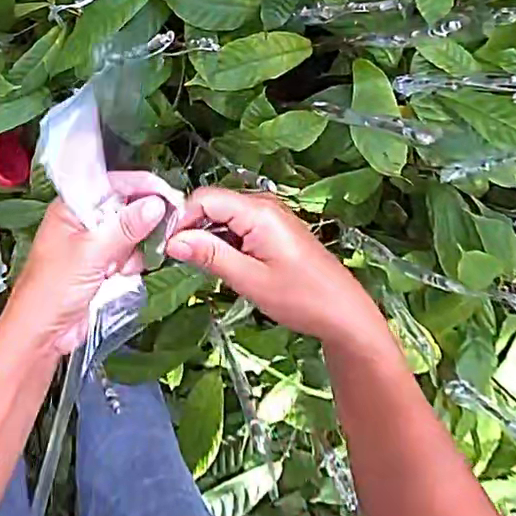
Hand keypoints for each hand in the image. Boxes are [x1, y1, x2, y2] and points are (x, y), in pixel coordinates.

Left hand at [0, 171, 182, 356]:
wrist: (42, 334)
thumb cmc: (52, 289)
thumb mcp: (91, 253)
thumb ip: (125, 227)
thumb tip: (155, 204)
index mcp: (71, 207)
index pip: (112, 184)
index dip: (141, 186)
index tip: (169, 195)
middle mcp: (83, 220)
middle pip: (125, 207)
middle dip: (141, 222)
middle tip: (160, 232)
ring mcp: (93, 243)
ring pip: (130, 233)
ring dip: (135, 248)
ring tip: (123, 265)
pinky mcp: (101, 265)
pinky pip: (128, 255)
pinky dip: (131, 264)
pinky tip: (122, 275)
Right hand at [163, 187, 391, 356]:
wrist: (347, 316)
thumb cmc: (301, 299)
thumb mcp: (250, 280)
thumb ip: (209, 256)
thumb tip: (171, 241)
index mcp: (258, 211)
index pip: (203, 198)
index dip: (182, 219)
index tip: (168, 247)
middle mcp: (262, 203)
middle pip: (211, 203)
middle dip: (192, 227)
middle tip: (182, 258)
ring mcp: (268, 213)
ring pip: (221, 213)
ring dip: (207, 235)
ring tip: (203, 264)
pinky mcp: (272, 225)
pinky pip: (236, 222)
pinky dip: (223, 239)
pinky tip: (225, 262)